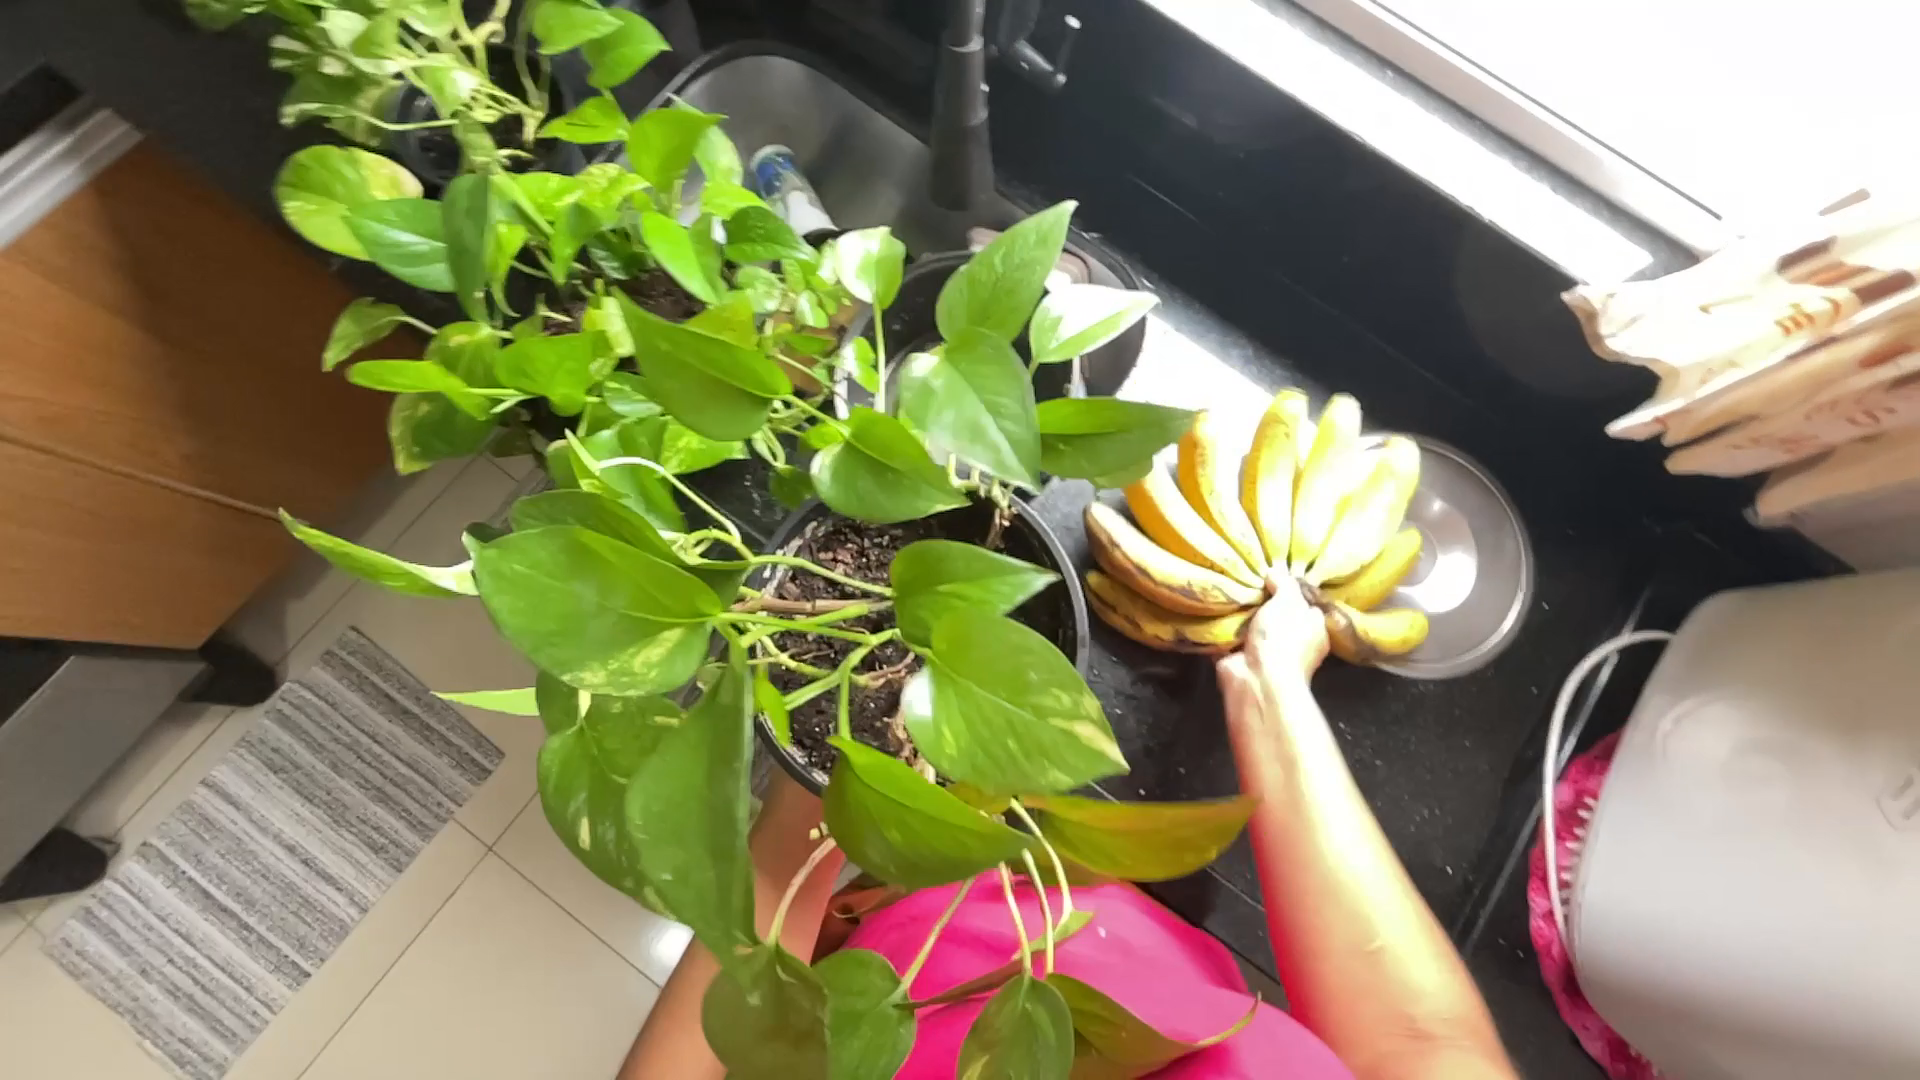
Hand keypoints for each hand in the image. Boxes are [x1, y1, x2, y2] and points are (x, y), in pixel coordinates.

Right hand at [1230, 571, 1329, 684]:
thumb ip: (1285, 584)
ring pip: (1254, 625)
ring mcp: (1268, 652)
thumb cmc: (1282, 638)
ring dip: (1242, 613)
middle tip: (1247, 578)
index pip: (1306, 604)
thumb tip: (1275, 571)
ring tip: (1228, 588)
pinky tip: (1214, 608)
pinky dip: (1224, 627)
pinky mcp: (1242, 658)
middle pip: (1278, 614)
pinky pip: (1232, 636)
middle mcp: (1294, 642)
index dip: (1292, 589)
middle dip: (1263, 600)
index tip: (1274, 573)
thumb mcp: (1289, 602)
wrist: (1257, 677)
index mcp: (1314, 630)